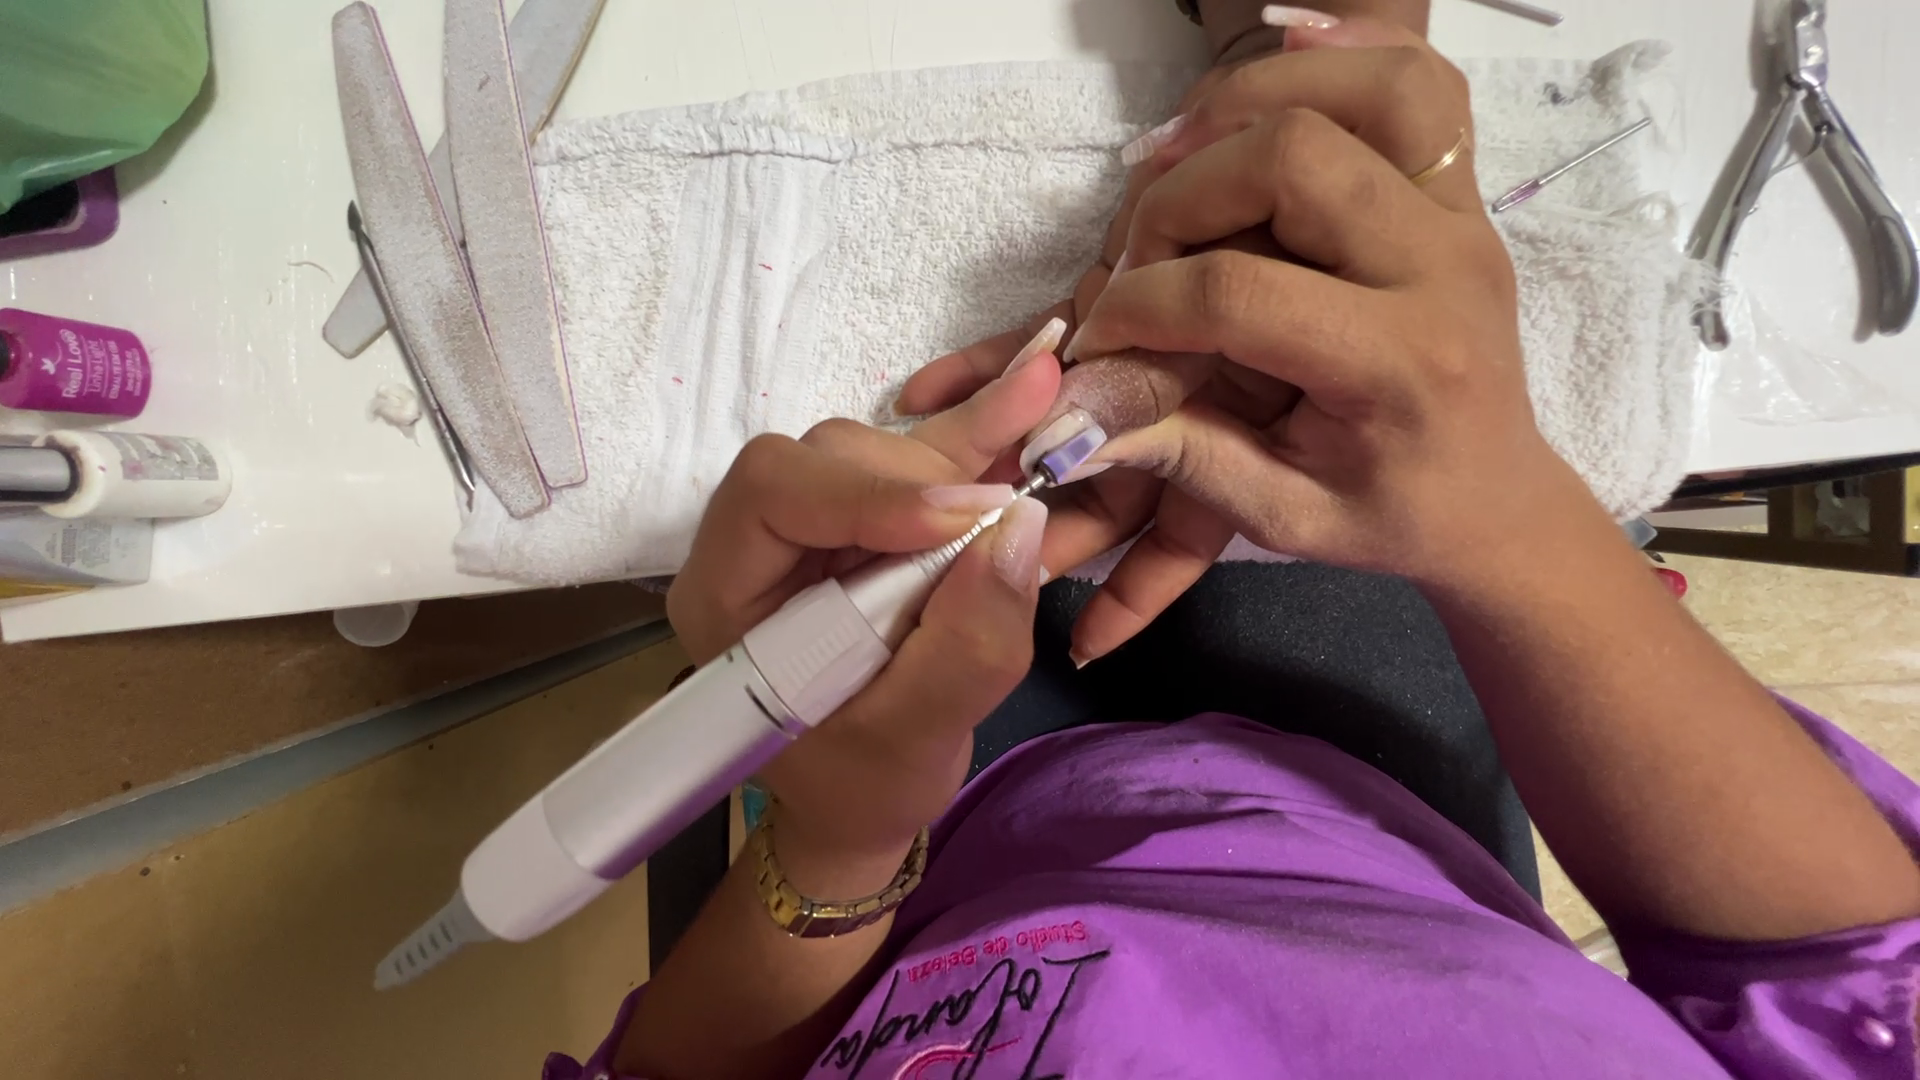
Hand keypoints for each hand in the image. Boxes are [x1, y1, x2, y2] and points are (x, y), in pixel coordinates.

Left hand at [666, 341, 1059, 880]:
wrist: (865, 795)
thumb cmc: (867, 782)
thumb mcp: (918, 738)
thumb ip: (965, 646)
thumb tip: (1015, 528)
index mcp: (726, 594)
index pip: (772, 492)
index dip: (866, 493)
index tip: (960, 520)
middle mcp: (757, 541)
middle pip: (827, 459)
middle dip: (918, 482)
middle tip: (996, 521)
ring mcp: (814, 524)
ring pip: (877, 450)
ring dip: (952, 464)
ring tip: (1014, 485)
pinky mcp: (865, 519)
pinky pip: (916, 462)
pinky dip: (972, 437)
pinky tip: (1027, 389)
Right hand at [1068, 21, 1584, 594]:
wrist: (1495, 502)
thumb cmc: (1389, 519)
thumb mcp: (1281, 517)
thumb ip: (1184, 460)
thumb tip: (1078, 418)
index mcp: (1395, 363)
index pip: (1237, 294)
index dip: (1141, 308)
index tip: (1095, 342)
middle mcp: (1440, 267)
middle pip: (1292, 159)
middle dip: (1180, 200)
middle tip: (1136, 258)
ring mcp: (1461, 216)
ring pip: (1367, 88)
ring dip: (1249, 103)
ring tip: (1175, 157)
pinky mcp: (1458, 196)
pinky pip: (1414, 87)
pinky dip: (1334, 61)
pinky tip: (1265, 88)